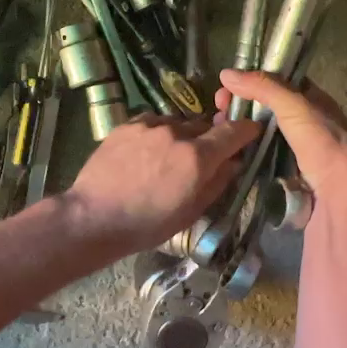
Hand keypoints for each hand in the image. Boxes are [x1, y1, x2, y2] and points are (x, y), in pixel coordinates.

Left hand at [60, 113, 261, 249]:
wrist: (95, 216)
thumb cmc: (147, 224)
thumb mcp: (192, 211)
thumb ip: (218, 182)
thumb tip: (234, 162)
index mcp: (197, 156)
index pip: (233, 131)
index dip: (246, 130)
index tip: (251, 132)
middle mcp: (175, 133)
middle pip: (204, 127)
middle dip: (208, 140)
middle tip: (200, 159)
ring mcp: (148, 126)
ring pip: (176, 124)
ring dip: (180, 136)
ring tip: (167, 158)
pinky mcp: (126, 125)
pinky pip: (152, 124)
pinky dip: (156, 134)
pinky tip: (147, 153)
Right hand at [217, 70, 346, 240]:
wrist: (342, 200)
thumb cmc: (324, 146)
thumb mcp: (296, 108)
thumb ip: (265, 88)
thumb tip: (226, 73)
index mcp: (316, 104)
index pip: (280, 83)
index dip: (254, 81)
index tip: (227, 86)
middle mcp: (307, 125)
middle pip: (268, 110)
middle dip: (242, 107)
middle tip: (218, 112)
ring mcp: (297, 152)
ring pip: (263, 134)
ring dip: (241, 131)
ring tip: (217, 131)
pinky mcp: (288, 176)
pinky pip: (262, 158)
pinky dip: (246, 153)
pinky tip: (229, 153)